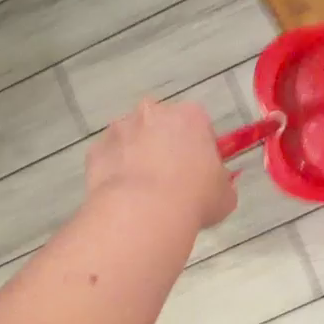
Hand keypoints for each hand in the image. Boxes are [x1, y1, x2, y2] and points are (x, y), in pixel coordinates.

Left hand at [86, 100, 236, 227]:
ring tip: (147, 193)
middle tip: (174, 181)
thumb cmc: (195, 198)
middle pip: (162, 126)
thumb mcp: (225, 196)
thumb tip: (215, 186)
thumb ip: (221, 183)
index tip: (201, 171)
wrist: (144, 211)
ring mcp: (120, 128)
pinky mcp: (97, 149)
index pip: (199, 124)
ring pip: (133, 139)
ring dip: (139, 157)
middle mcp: (153, 112)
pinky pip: (111, 158)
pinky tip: (127, 197)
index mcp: (190, 116)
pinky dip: (118, 172)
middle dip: (166, 147)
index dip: (201, 148)